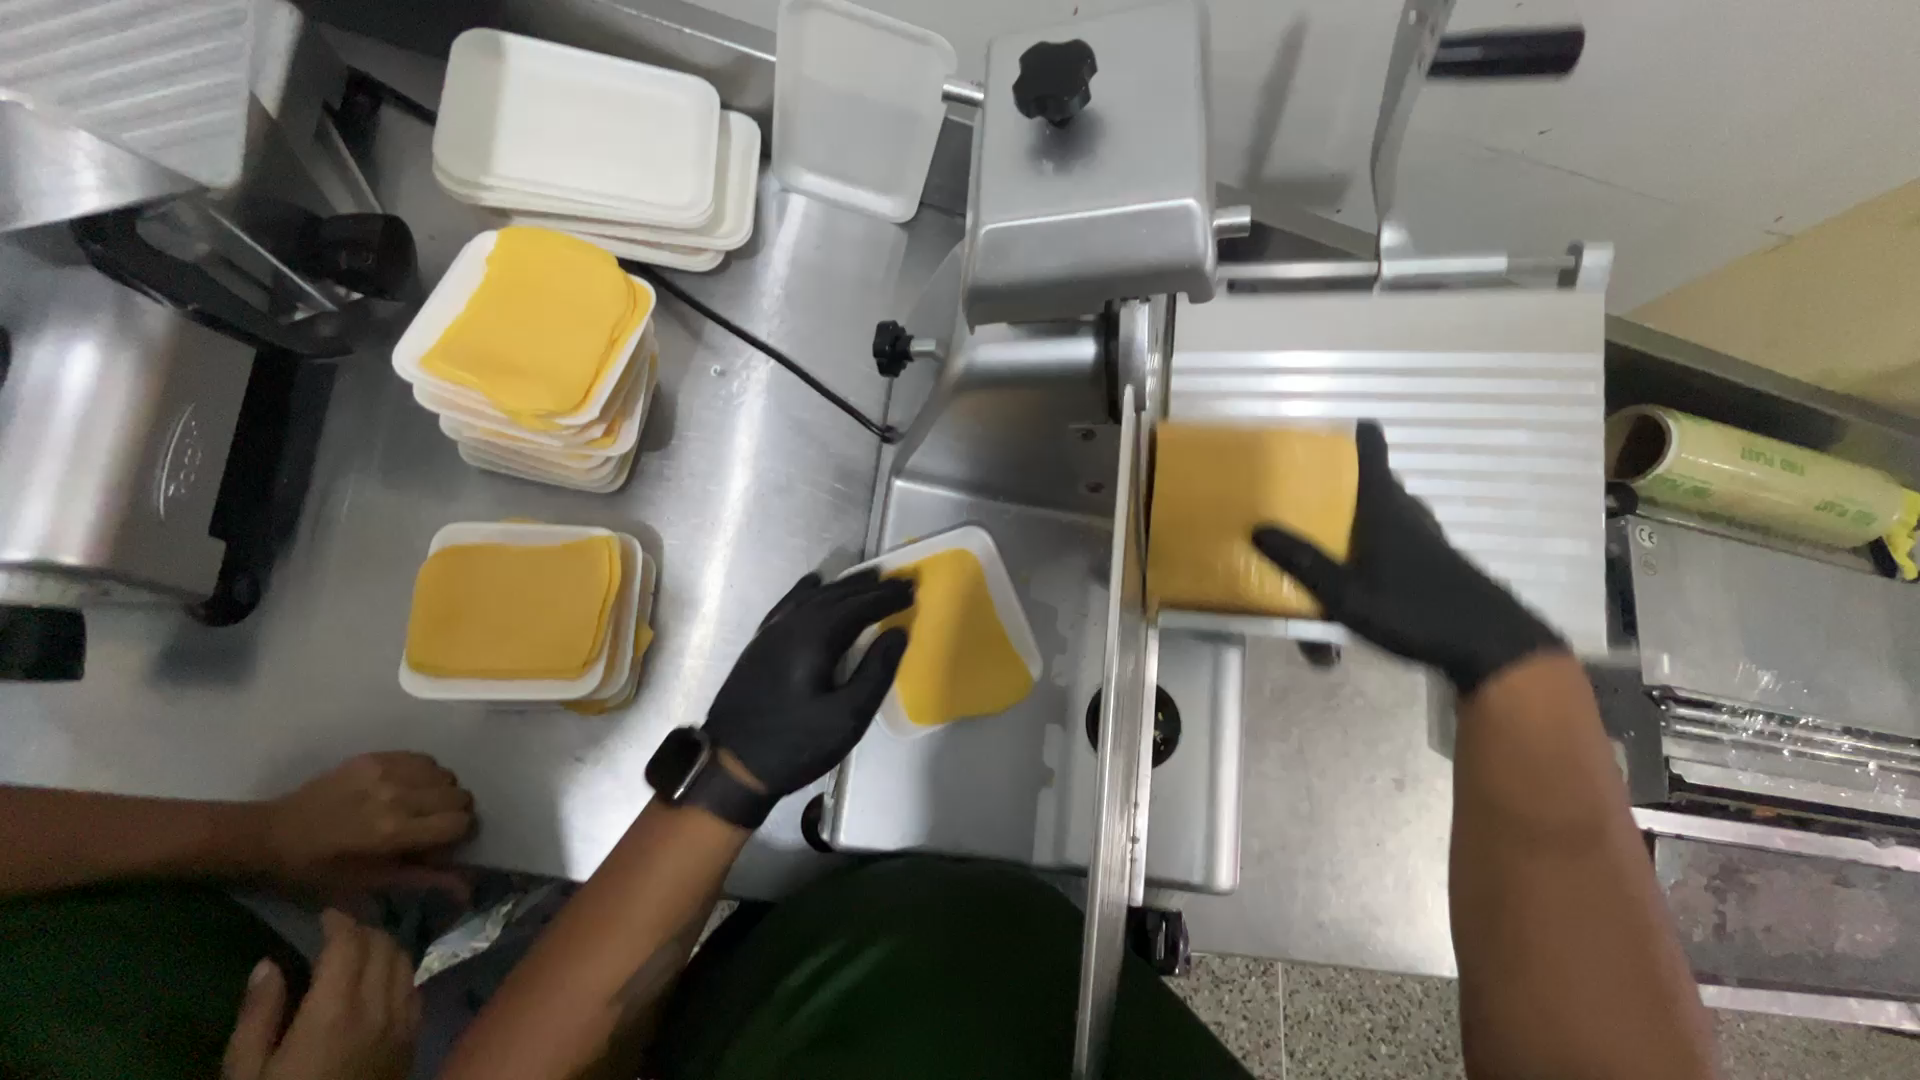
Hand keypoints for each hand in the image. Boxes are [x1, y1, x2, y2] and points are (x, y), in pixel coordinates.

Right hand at [222, 910, 418, 1079]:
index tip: (325, 914)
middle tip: (338, 930)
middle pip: (383, 946)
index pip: (350, 945)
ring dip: (385, 947)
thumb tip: (269, 964)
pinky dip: (399, 972)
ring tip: (359, 949)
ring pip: (405, 963)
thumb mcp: (245, 1075)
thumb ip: (259, 1016)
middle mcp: (378, 1008)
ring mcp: (402, 1024)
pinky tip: (380, 980)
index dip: (340, 922)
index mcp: (334, 1012)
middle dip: (363, 930)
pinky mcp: (413, 1041)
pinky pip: (414, 990)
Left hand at [262, 753, 473, 896]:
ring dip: (439, 792)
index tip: (440, 843)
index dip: (457, 835)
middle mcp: (397, 797)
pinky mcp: (377, 756)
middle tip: (430, 824)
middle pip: (460, 796)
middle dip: (452, 812)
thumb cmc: (318, 870)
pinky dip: (423, 774)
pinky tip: (403, 787)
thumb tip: (467, 889)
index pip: (461, 822)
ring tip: (416, 804)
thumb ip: (422, 880)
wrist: (270, 834)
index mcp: (393, 832)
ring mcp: (387, 772)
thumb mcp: (367, 884)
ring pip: (446, 774)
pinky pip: (424, 759)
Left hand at [704, 569, 912, 797]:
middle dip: (869, 588)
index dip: (886, 598)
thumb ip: (876, 671)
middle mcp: (791, 626)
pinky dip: (807, 592)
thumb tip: (897, 633)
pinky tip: (813, 585)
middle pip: (836, 596)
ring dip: (842, 587)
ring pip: (812, 597)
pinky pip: (788, 605)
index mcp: (814, 638)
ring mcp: (770, 633)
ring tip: (866, 579)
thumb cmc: (796, 745)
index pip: (858, 607)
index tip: (912, 590)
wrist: (730, 766)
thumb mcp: (848, 717)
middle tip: (898, 582)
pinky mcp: (758, 645)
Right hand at [1252, 420, 1563, 694]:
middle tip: (1319, 488)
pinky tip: (1368, 570)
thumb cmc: (1414, 611)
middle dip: (1353, 480)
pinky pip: (1404, 536)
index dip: (1359, 436)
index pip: (1373, 454)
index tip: (1341, 427)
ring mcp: (1428, 538)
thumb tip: (1259, 527)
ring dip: (1369, 512)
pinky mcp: (1439, 562)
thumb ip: (1304, 562)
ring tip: (1337, 530)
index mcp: (1384, 510)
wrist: (1491, 645)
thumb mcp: (1346, 594)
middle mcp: (1408, 515)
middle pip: (1381, 483)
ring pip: (1394, 511)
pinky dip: (1382, 540)